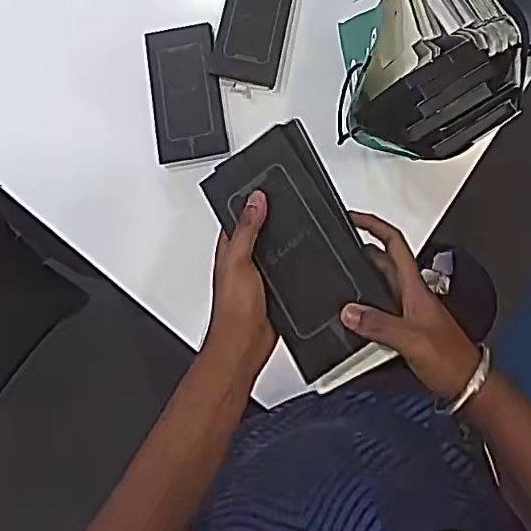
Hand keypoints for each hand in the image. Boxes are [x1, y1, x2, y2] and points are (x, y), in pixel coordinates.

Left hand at [205, 191, 277, 378]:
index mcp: (230, 248)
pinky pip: (284, 261)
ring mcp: (259, 271)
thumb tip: (255, 200)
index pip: (239, 215)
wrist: (245, 348)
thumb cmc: (233, 312)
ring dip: (281, 233)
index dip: (250, 198)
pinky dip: (291, 254)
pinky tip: (299, 248)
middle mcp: (244, 257)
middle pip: (258, 226)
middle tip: (280, 192)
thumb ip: (247, 229)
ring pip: (272, 243)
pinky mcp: (275, 284)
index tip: (262, 182)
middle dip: (268, 211)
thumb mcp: (239, 262)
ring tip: (291, 214)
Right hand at [341, 212, 482, 400]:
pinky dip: (367, 304)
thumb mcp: (412, 339)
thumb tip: (350, 311)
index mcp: (415, 286)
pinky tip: (358, 314)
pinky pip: (382, 306)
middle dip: (364, 248)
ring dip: (365, 275)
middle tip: (343, 244)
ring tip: (345, 274)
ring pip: (383, 282)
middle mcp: (412, 292)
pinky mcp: (407, 326)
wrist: (468, 382)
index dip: (374, 225)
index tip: (355, 218)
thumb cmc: (451, 358)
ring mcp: (410, 309)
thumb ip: (379, 325)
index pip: (394, 242)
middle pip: (385, 259)